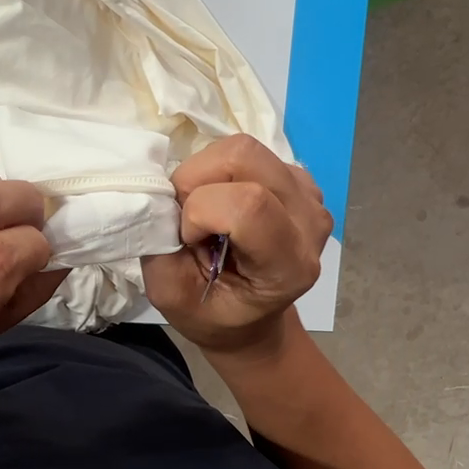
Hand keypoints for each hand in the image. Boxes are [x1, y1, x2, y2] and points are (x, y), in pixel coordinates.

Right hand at [140, 135, 333, 355]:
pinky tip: (225, 205)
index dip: (199, 212)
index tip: (189, 241)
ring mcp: (310, 196)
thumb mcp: (170, 295)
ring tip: (207, 212)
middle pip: (243, 158)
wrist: (249, 319)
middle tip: (189, 217)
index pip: (247, 204)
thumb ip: (158, 247)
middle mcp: (310, 222)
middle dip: (195, 180)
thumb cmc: (210, 313)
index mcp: (288, 264)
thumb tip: (160, 197)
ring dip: (206, 174)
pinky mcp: (300, 179)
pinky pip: (250, 154)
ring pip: (243, 149)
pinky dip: (221, 173)